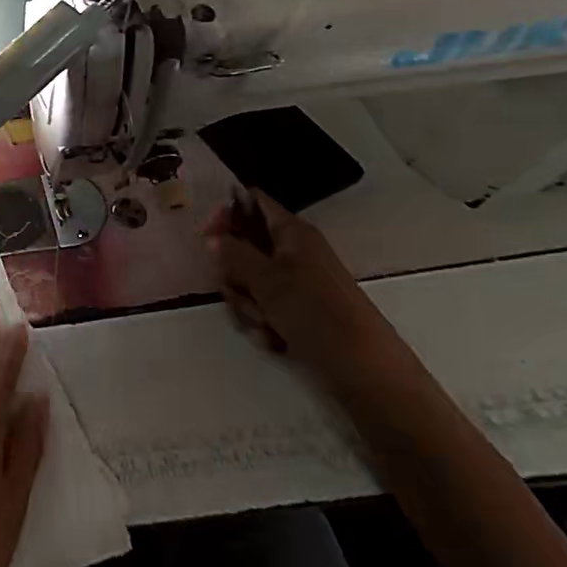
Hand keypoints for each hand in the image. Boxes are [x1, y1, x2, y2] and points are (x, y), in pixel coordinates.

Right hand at [206, 192, 393, 367]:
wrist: (358, 363)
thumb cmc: (313, 310)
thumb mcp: (267, 278)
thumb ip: (235, 253)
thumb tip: (212, 235)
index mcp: (291, 232)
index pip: (254, 202)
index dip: (228, 212)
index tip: (207, 236)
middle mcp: (292, 252)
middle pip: (244, 248)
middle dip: (234, 275)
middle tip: (240, 291)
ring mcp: (294, 283)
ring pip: (248, 283)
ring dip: (247, 304)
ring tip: (265, 322)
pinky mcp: (295, 311)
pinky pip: (262, 308)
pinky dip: (263, 322)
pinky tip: (275, 337)